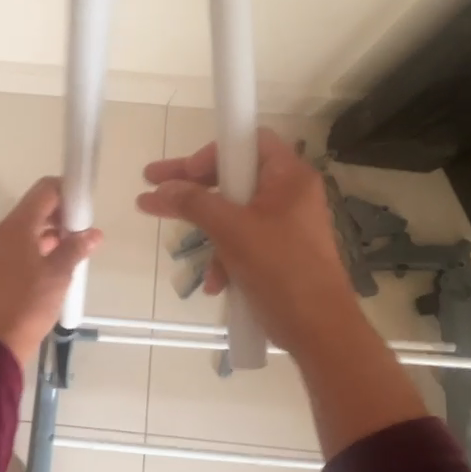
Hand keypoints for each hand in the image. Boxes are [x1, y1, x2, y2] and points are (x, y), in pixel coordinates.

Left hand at [0, 177, 102, 361]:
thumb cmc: (29, 304)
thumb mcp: (59, 274)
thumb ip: (76, 248)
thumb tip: (93, 234)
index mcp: (16, 226)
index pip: (44, 190)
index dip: (68, 190)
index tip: (85, 205)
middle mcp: (2, 232)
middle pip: (35, 208)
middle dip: (61, 214)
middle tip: (83, 231)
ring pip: (28, 228)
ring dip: (51, 232)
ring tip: (75, 250)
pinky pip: (20, 246)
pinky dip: (39, 247)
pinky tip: (57, 263)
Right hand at [135, 129, 354, 351]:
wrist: (319, 330)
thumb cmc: (281, 271)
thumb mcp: (231, 232)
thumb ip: (193, 204)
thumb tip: (159, 190)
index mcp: (289, 177)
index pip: (248, 142)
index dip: (210, 153)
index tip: (179, 174)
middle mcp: (289, 195)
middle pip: (233, 180)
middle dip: (193, 194)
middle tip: (151, 195)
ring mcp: (285, 226)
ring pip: (233, 216)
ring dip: (208, 236)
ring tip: (189, 258)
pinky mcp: (280, 254)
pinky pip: (243, 243)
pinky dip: (225, 259)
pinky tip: (216, 284)